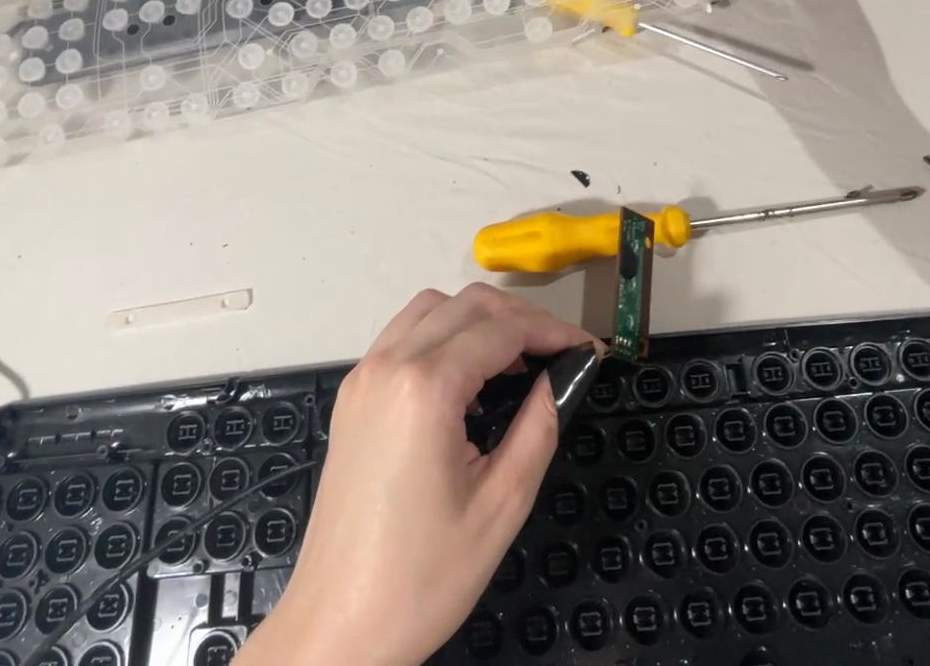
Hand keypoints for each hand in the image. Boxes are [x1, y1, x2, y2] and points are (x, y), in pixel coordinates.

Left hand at [235, 285, 595, 665]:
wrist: (337, 626)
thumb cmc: (423, 576)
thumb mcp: (503, 503)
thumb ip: (540, 425)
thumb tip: (562, 376)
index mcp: (425, 387)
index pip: (502, 328)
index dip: (554, 331)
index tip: (591, 350)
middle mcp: (387, 365)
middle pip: (466, 303)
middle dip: (522, 318)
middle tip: (561, 354)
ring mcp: (363, 378)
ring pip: (431, 309)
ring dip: (481, 320)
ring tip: (519, 362)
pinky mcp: (353, 397)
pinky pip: (404, 337)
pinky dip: (445, 336)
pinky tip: (470, 381)